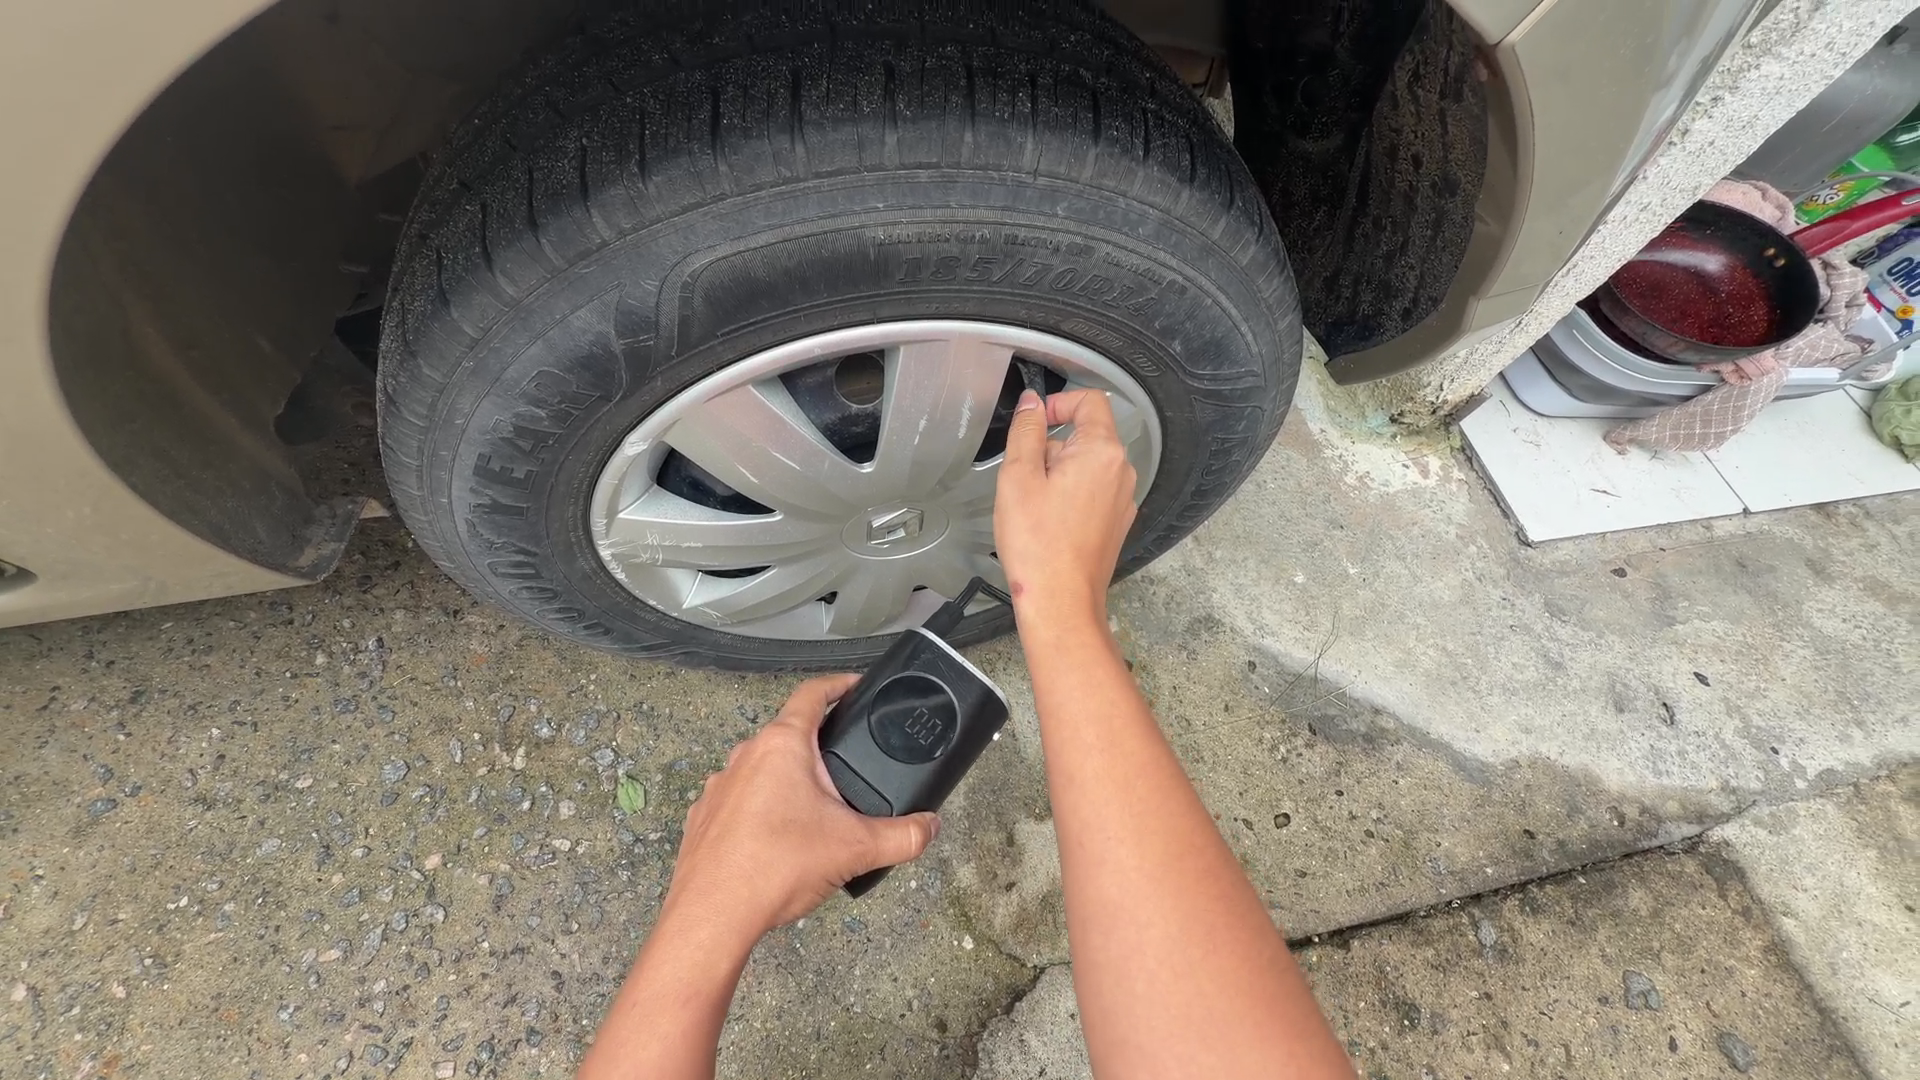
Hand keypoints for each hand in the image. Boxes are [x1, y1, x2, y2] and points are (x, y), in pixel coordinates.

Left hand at [663, 675, 939, 938]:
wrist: (712, 918)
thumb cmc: (779, 866)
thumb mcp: (856, 849)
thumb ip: (903, 836)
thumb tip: (930, 827)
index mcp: (782, 744)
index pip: (813, 694)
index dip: (839, 684)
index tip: (856, 686)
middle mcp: (746, 755)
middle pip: (788, 733)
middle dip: (818, 744)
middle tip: (847, 764)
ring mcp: (719, 786)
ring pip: (762, 767)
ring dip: (788, 777)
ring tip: (814, 809)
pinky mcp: (703, 818)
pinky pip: (739, 799)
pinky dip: (761, 808)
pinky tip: (777, 839)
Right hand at [994, 388, 1137, 628]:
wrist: (1060, 600)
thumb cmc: (1038, 543)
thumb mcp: (1018, 477)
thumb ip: (1026, 431)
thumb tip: (1031, 403)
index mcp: (1102, 452)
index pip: (1090, 401)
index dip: (1059, 403)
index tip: (1034, 422)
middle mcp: (1121, 472)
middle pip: (1087, 435)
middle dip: (1052, 447)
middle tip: (1024, 478)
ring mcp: (1122, 499)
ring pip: (1087, 466)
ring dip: (1058, 473)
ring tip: (1034, 506)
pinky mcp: (1116, 522)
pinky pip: (1092, 492)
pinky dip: (1069, 496)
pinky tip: (1048, 523)